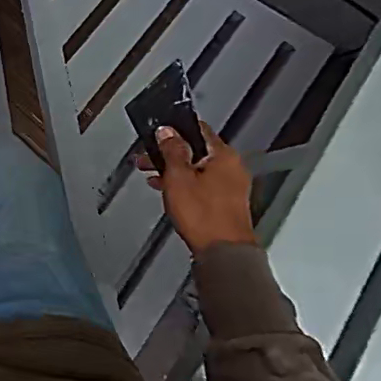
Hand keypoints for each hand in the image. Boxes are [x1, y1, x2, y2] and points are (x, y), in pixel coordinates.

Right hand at [137, 121, 256, 255]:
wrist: (223, 252)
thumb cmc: (202, 213)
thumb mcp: (177, 176)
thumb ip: (171, 150)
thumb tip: (167, 131)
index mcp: (224, 156)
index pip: (198, 129)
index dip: (175, 128)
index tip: (158, 132)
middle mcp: (232, 167)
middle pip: (196, 150)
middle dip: (169, 152)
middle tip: (148, 156)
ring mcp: (231, 185)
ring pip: (197, 167)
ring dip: (174, 168)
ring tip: (151, 173)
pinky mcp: (226, 201)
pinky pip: (201, 183)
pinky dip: (184, 182)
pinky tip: (167, 189)